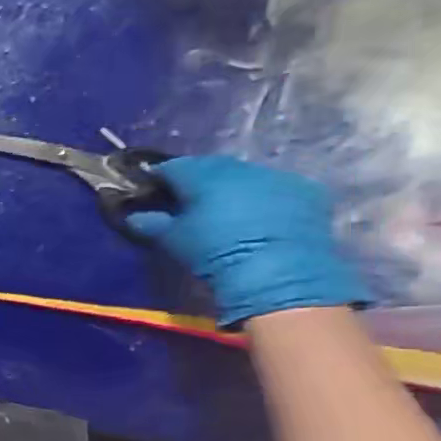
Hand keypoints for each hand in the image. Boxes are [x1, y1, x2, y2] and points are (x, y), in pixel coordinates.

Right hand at [126, 156, 370, 326]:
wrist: (279, 273)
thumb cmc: (213, 252)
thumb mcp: (172, 240)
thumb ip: (150, 223)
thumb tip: (133, 216)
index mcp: (202, 174)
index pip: (171, 167)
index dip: (158, 179)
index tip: (150, 194)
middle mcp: (239, 168)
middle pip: (209, 168)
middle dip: (196, 182)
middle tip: (185, 204)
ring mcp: (276, 177)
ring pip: (243, 176)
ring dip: (230, 189)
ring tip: (222, 213)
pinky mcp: (307, 192)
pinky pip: (274, 188)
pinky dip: (261, 199)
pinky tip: (256, 219)